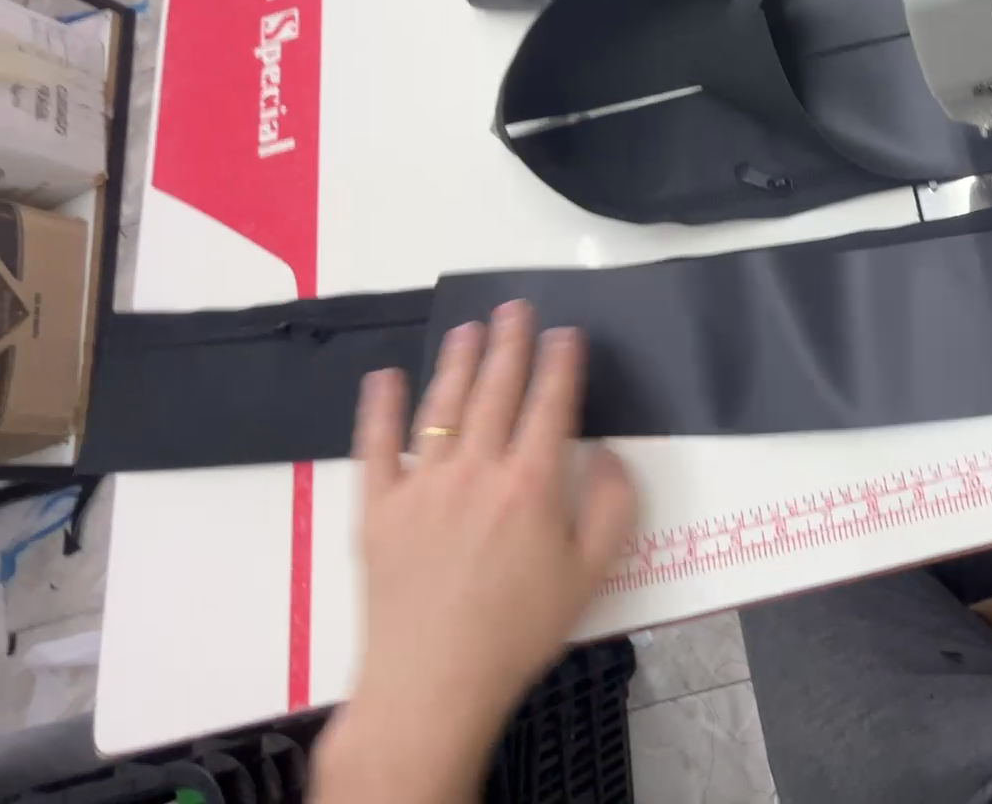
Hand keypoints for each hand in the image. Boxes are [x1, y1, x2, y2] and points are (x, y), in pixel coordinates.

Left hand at [316, 302, 635, 802]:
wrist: (433, 685)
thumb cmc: (524, 626)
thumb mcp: (595, 570)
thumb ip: (614, 504)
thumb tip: (610, 451)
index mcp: (533, 484)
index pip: (551, 405)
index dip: (561, 364)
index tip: (566, 331)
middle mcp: (477, 472)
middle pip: (496, 392)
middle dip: (510, 344)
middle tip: (515, 306)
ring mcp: (421, 487)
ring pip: (442, 409)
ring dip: (457, 362)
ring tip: (469, 326)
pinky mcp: (377, 511)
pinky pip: (376, 448)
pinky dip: (380, 409)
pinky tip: (387, 376)